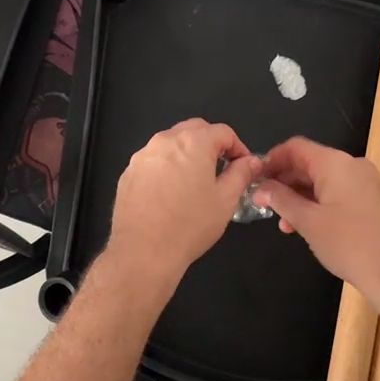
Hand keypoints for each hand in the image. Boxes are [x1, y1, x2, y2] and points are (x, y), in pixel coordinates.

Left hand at [106, 119, 258, 282]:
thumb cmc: (190, 225)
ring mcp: (143, 154)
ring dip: (188, 152)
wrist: (143, 251)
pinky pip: (154, 160)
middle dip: (212, 143)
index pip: (223, 131)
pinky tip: (170, 193)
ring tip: (195, 181)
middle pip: (195, 129)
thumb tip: (251, 161)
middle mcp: (165, 140)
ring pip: (172, 142)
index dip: (238, 147)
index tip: (243, 167)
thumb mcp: (225, 200)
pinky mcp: (129, 171)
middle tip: (222, 169)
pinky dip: (167, 166)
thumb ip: (241, 174)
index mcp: (193, 142)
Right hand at [253, 137, 379, 293]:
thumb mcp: (308, 222)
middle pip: (309, 163)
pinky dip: (319, 203)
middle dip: (285, 182)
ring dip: (301, 196)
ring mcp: (366, 182)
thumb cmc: (349, 244)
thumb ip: (281, 200)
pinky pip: (338, 192)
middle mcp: (352, 165)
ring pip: (323, 180)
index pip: (295, 148)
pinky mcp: (373, 199)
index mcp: (335, 163)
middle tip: (264, 203)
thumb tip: (260, 188)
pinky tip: (308, 226)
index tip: (255, 179)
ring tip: (285, 223)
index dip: (272, 160)